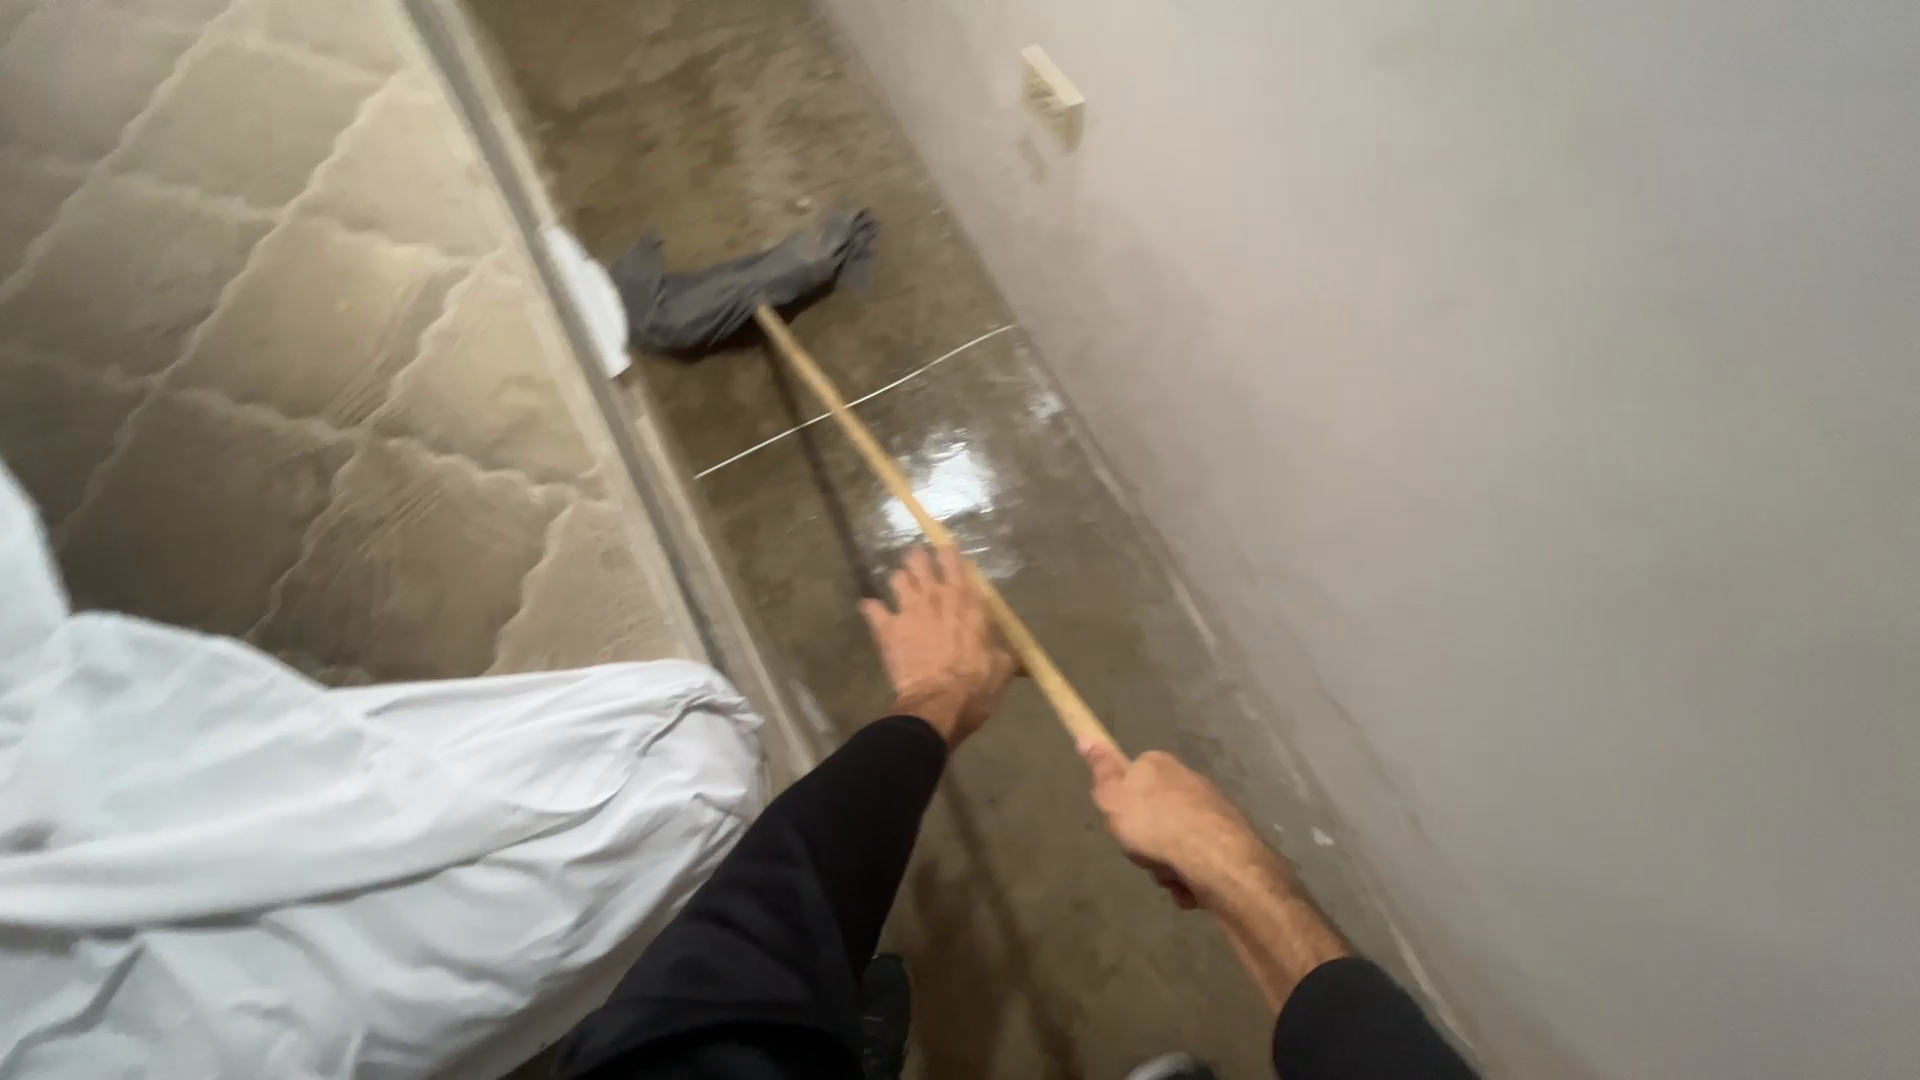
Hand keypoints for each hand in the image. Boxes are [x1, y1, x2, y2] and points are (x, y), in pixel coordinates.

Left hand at [861, 546, 1017, 748]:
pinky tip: (873, 611)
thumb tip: (1019, 662)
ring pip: (897, 578)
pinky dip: (872, 609)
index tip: (946, 548)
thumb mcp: (1002, 669)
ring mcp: (908, 610)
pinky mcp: (887, 629)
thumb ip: (1006, 656)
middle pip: (920, 562)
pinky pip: (871, 609)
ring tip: (900, 587)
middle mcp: (936, 597)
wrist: (939, 703)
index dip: (948, 552)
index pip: (955, 562)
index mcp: (966, 601)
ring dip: (898, 581)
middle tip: (918, 565)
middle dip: (918, 560)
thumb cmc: (976, 684)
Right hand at [1078, 740, 1276, 909]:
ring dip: (1165, 861)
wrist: (1215, 857)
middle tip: (1141, 851)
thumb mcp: (1112, 795)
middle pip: (1154, 812)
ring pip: (1175, 839)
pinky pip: (1196, 859)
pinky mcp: (1227, 839)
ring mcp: (1210, 809)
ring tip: (1165, 872)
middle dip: (1146, 837)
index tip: (1120, 821)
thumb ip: (1100, 769)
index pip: (1132, 776)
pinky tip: (1185, 885)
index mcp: (1159, 764)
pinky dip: (1187, 875)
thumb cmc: (1154, 823)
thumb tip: (1086, 735)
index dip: (1123, 803)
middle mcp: (1187, 780)